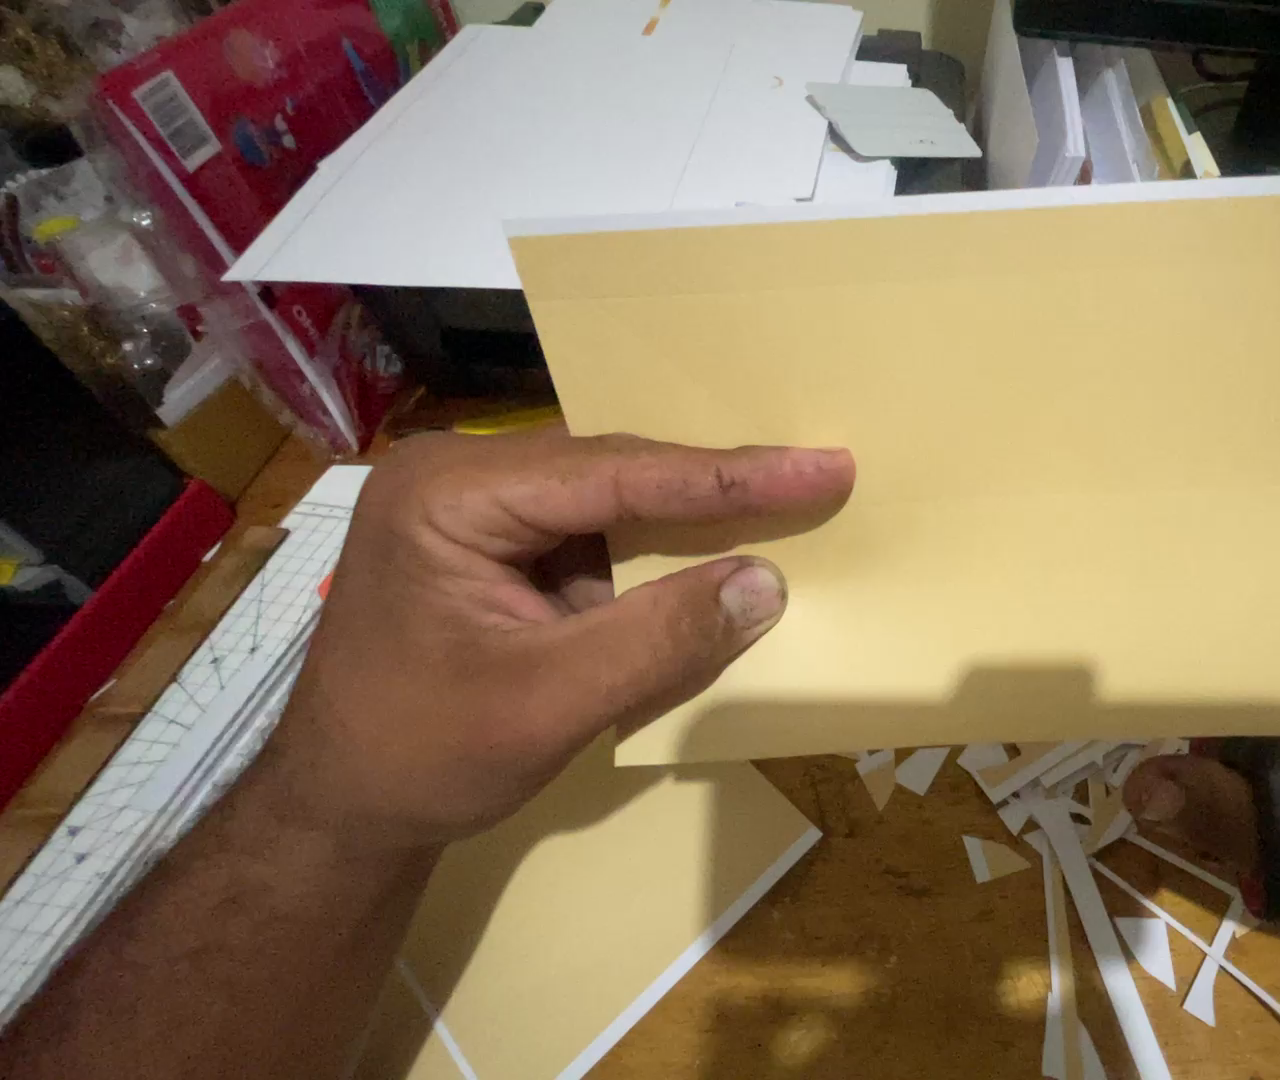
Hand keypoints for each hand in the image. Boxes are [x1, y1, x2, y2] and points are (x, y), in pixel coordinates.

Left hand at [250, 428, 854, 849]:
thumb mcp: (548, 704)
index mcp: (454, 494)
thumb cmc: (422, 758)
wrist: (341, 810)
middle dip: (723, 483)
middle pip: (625, 468)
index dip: (733, 476)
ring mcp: (491, 506)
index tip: (823, 466)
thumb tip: (769, 581)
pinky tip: (721, 545)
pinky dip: (671, 545)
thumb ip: (661, 638)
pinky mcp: (515, 542)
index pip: (620, 473)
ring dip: (703, 510)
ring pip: (624, 494)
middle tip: (819, 474)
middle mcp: (471, 476)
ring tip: (789, 497)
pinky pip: (611, 529)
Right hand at [1122, 613, 1279, 980]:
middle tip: (1142, 691)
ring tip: (1165, 720)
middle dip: (1211, 675)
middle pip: (1270, 646)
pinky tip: (1217, 756)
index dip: (1208, 631)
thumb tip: (1134, 785)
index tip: (1149, 647)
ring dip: (1232, 709)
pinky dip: (1259, 731)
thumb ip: (1217, 813)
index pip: (1270, 619)